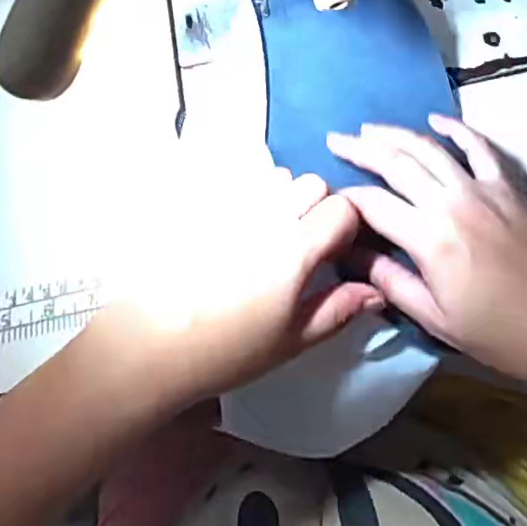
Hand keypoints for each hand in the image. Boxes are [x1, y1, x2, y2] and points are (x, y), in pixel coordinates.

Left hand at [86, 168, 383, 410]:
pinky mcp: (198, 198)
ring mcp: (228, 202)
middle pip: (310, 183)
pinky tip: (230, 225)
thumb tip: (375, 290)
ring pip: (274, 176)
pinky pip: (236, 178)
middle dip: (316, 206)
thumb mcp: (290, 340)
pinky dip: (246, 192)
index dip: (346, 226)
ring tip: (262, 233)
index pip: (342, 207)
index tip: (336, 249)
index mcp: (294, 249)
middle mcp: (264, 214)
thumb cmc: (225, 349)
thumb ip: (337, 309)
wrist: (151, 340)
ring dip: (279, 196)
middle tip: (299, 242)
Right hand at [326, 116, 526, 400]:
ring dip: (394, 133)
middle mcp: (450, 204)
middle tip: (334, 139)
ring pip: (428, 148)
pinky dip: (456, 129)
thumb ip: (389, 281)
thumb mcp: (436, 319)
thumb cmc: (503, 335)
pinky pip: (478, 148)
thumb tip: (352, 254)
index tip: (329, 196)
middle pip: (394, 163)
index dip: (345, 197)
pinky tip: (436, 119)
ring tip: (368, 128)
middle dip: (359, 148)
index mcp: (429, 239)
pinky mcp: (506, 189)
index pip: (371, 204)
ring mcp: (481, 191)